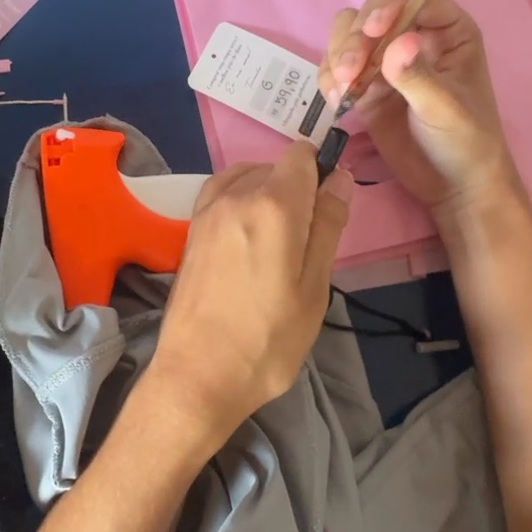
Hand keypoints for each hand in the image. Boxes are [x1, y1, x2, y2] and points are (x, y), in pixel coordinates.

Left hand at [142, 141, 353, 445]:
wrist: (197, 375)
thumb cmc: (267, 340)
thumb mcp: (314, 288)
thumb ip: (328, 225)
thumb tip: (340, 177)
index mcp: (273, 206)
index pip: (300, 155)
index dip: (321, 169)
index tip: (330, 205)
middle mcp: (236, 196)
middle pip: (275, 167)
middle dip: (298, 188)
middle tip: (309, 239)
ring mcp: (207, 211)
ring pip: (248, 176)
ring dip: (268, 193)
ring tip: (280, 240)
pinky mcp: (190, 229)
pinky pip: (222, 191)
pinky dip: (241, 197)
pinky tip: (250, 231)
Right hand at [318, 0, 522, 212]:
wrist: (453, 186)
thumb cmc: (465, 142)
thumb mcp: (445, 109)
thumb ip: (418, 76)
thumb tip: (399, 42)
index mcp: (447, 30)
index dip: (388, 4)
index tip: (373, 30)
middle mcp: (414, 36)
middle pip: (371, 13)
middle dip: (354, 39)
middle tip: (349, 73)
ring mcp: (386, 61)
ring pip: (348, 35)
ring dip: (337, 56)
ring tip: (342, 90)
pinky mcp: (365, 86)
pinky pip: (336, 67)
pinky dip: (329, 78)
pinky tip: (338, 101)